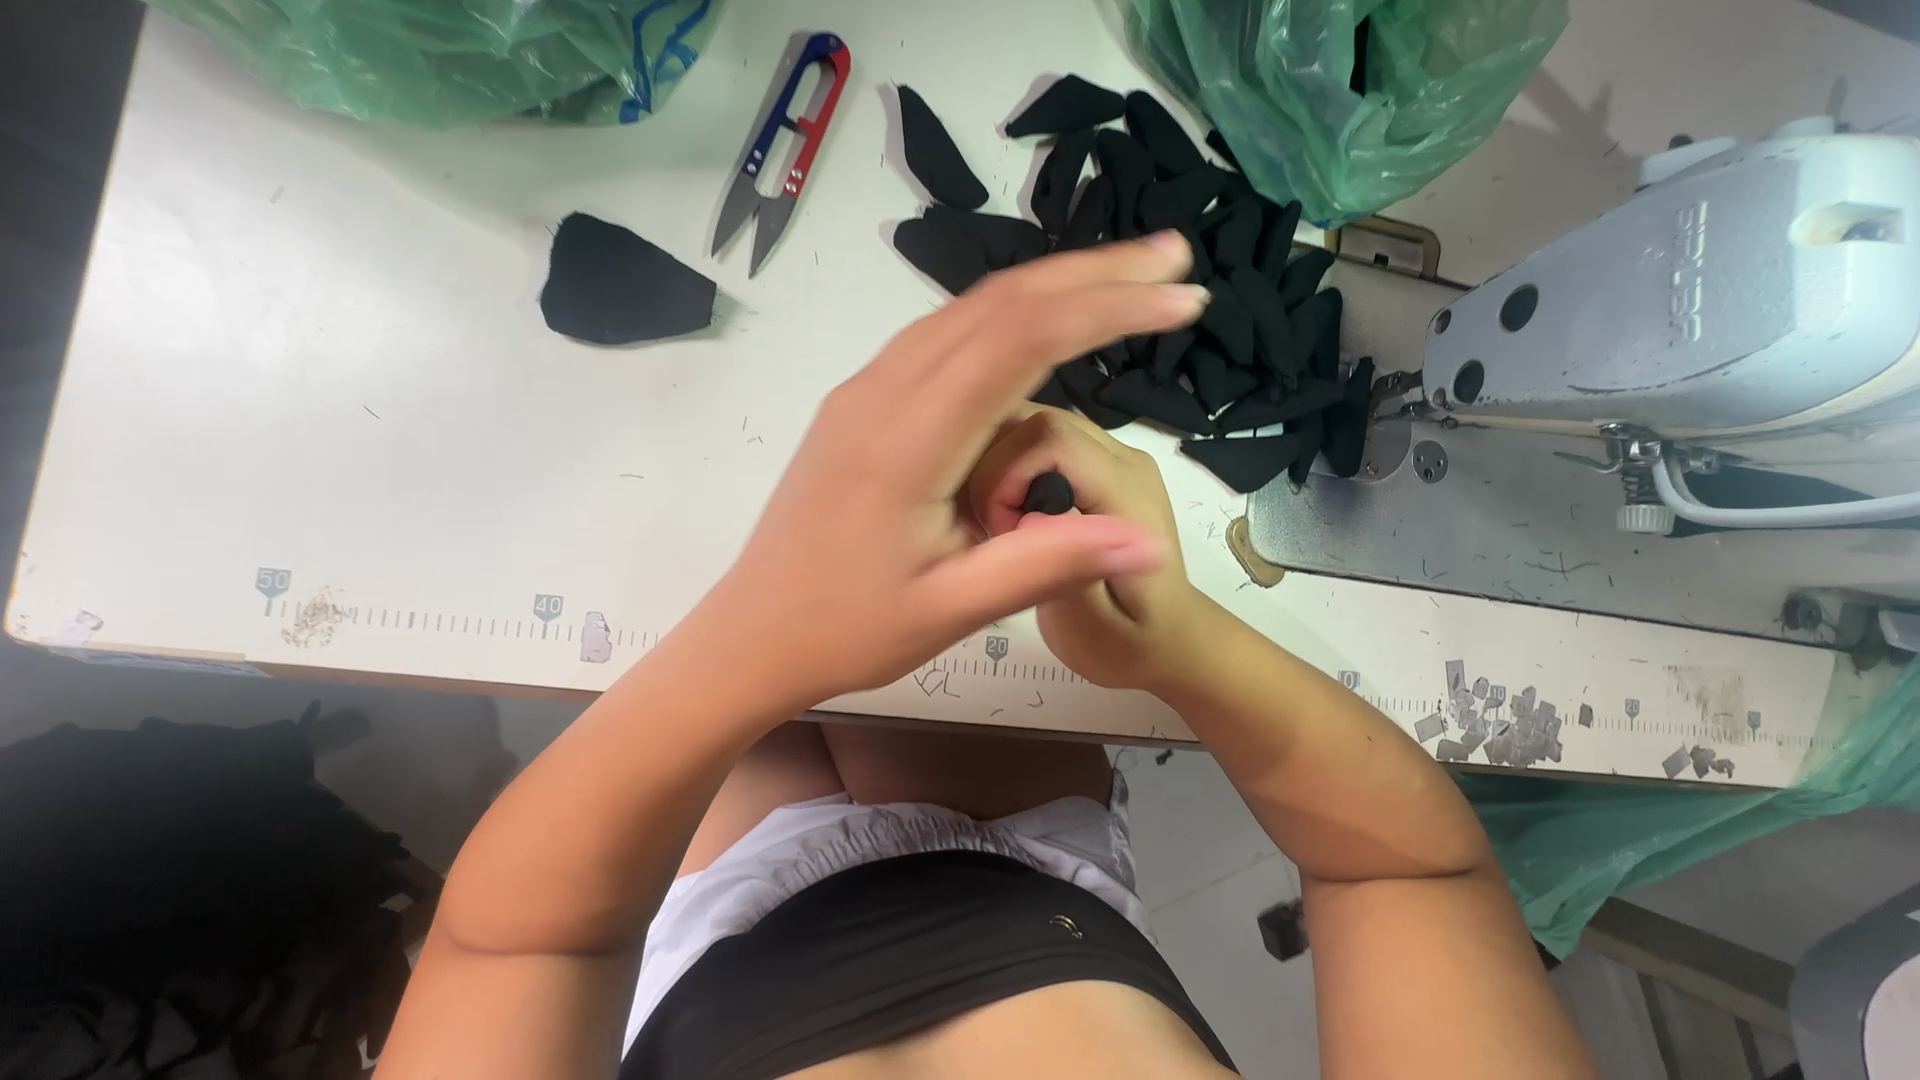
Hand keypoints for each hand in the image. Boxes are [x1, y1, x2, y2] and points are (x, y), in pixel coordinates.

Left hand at [688, 233, 1209, 706]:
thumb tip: (1148, 542)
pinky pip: (940, 338)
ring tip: (1124, 279)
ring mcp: (863, 391)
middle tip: (1173, 258)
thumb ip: (1047, 565)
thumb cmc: (847, 630)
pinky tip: (1039, 327)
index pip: (1021, 341)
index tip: (1181, 299)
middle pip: (996, 303)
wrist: (753, 634)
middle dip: (1092, 274)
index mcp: (908, 441)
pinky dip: (1003, 317)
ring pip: (966, 311)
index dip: (1107, 309)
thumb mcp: (952, 610)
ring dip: (1048, 286)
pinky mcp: (858, 404)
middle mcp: (881, 393)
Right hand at [968, 406, 1216, 691]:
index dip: (1004, 472)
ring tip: (994, 525)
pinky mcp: (1100, 463)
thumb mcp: (1096, 632)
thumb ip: (1067, 573)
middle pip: (1037, 419)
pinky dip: (1010, 465)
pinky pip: (1041, 439)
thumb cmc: (1130, 643)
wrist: (1171, 641)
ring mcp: (1114, 456)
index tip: (994, 533)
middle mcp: (1124, 460)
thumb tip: (1029, 518)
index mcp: (1126, 497)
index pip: (1050, 439)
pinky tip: (1004, 513)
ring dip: (998, 464)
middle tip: (989, 532)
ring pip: (1034, 422)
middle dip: (993, 467)